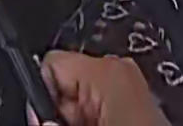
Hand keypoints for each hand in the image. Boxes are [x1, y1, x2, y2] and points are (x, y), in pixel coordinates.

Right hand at [39, 52, 168, 125]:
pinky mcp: (143, 103)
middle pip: (69, 82)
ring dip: (84, 117)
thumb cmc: (137, 124)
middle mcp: (123, 68)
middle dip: (66, 111)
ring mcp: (135, 85)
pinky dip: (102, 117)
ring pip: (88, 96)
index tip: (51, 121)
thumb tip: (40, 116)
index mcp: (108, 67)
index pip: (52, 62)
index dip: (45, 96)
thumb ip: (56, 120)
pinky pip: (107, 104)